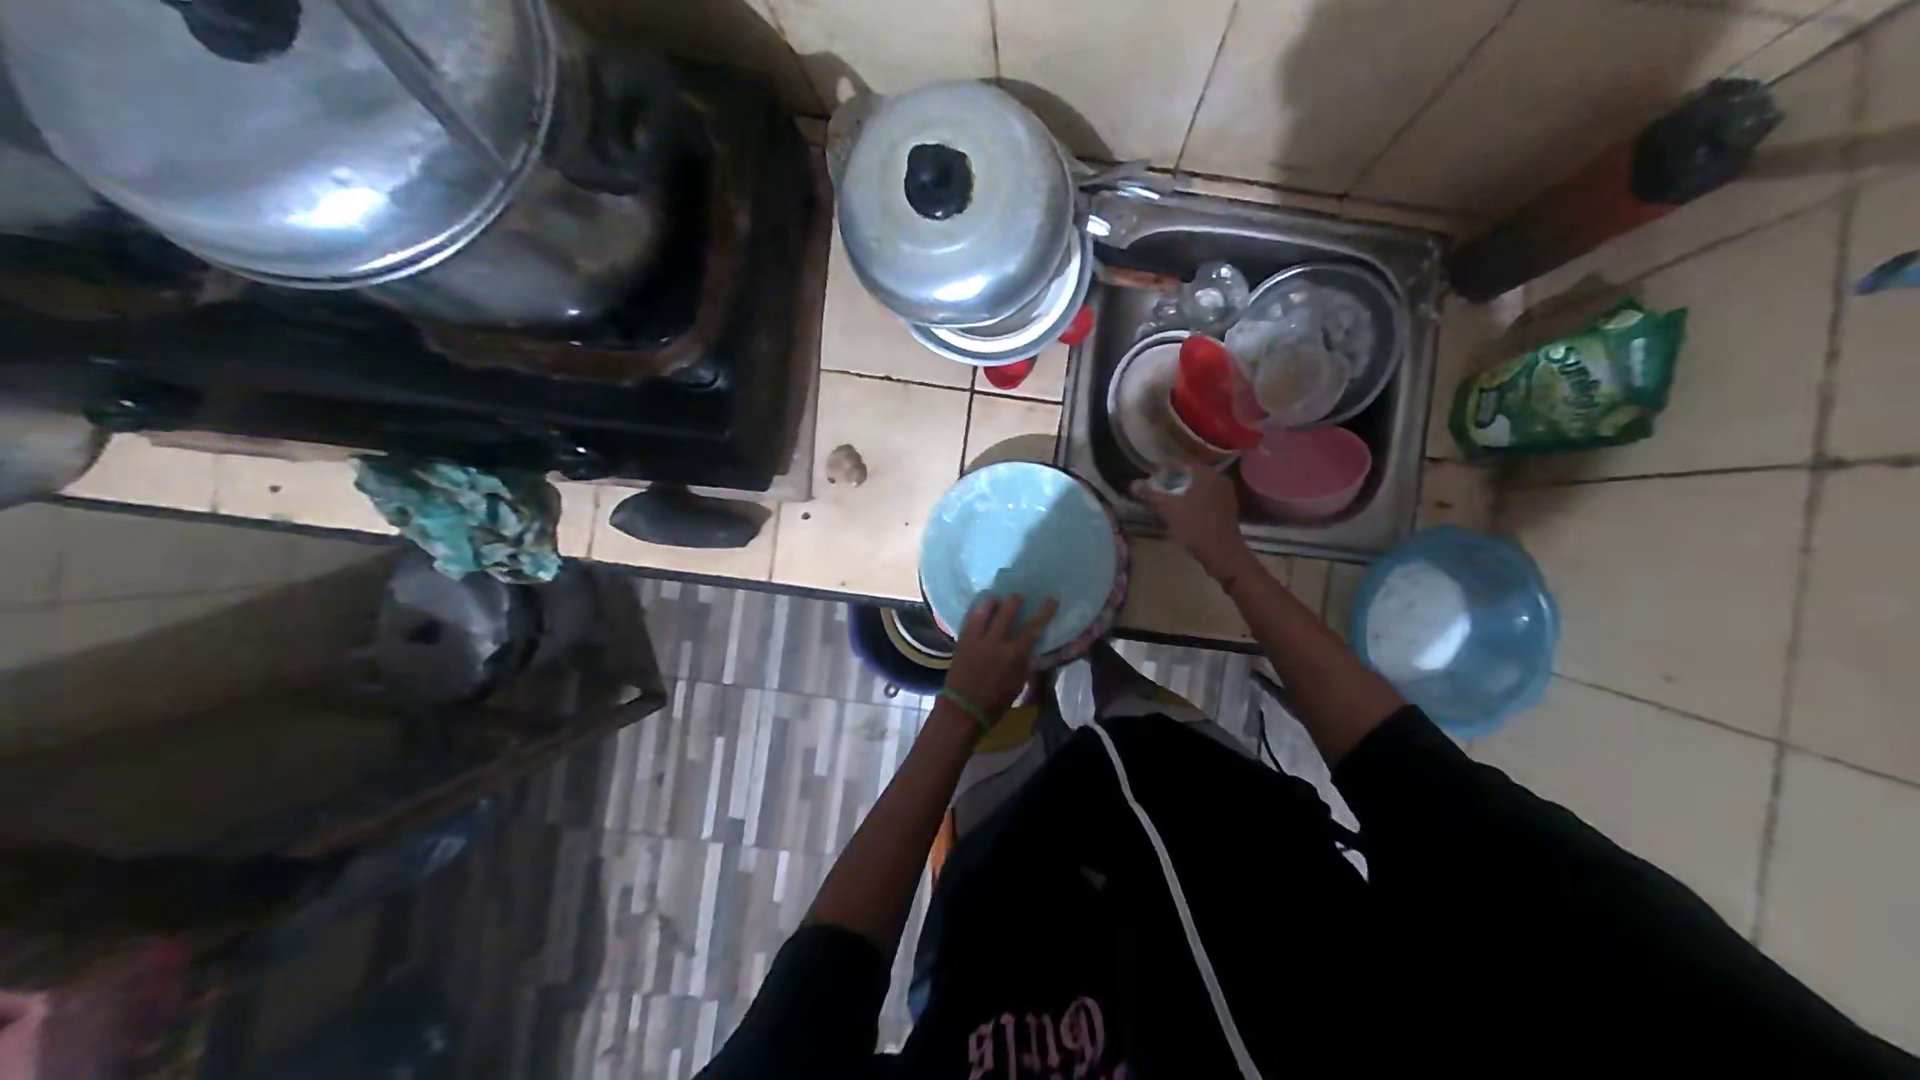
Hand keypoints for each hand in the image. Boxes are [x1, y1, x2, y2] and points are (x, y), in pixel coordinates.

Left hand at [944, 594, 1058, 717]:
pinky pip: (970, 617)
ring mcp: (976, 638)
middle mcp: (994, 640)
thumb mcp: (1019, 682)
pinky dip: (978, 611)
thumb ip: (1024, 660)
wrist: (963, 708)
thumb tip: (1029, 645)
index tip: (1052, 598)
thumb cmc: (996, 701)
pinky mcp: (962, 639)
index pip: (1034, 626)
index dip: (1045, 610)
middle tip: (1018, 598)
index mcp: (1013, 653)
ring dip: (994, 602)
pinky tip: (981, 610)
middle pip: (1007, 608)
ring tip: (997, 602)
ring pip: (985, 607)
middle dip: (1015, 599)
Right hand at [1131, 464, 1251, 581]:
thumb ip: (1151, 495)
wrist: (1223, 553)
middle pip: (1193, 472)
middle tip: (1159, 482)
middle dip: (1176, 476)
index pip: (1184, 460)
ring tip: (1169, 495)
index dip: (1167, 463)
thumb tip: (1132, 484)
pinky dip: (1195, 497)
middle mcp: (1219, 478)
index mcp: (1207, 474)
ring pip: (1201, 484)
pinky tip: (1185, 506)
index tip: (1154, 469)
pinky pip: (1208, 495)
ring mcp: (1226, 493)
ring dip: (1186, 487)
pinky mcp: (1228, 506)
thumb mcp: (1170, 510)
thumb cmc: (1196, 527)